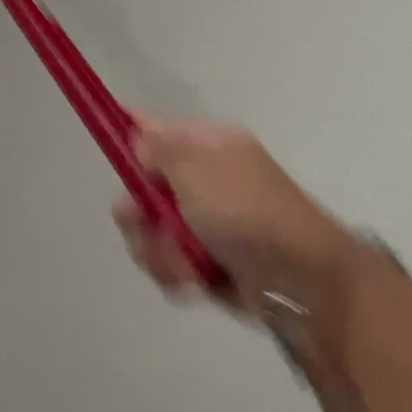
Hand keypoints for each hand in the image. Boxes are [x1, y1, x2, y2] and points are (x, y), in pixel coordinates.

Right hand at [114, 117, 360, 318]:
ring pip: (149, 233)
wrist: (298, 279)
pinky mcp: (204, 259)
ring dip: (160, 252)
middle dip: (141, 218)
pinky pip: (166, 261)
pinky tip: (193, 280)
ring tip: (186, 264)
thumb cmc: (247, 214)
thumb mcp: (198, 170)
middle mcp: (203, 181)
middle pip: (140, 192)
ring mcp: (203, 222)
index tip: (113, 158)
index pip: (154, 131)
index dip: (128, 139)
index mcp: (208, 148)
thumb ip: (160, 149)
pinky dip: (175, 273)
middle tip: (152, 227)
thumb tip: (139, 137)